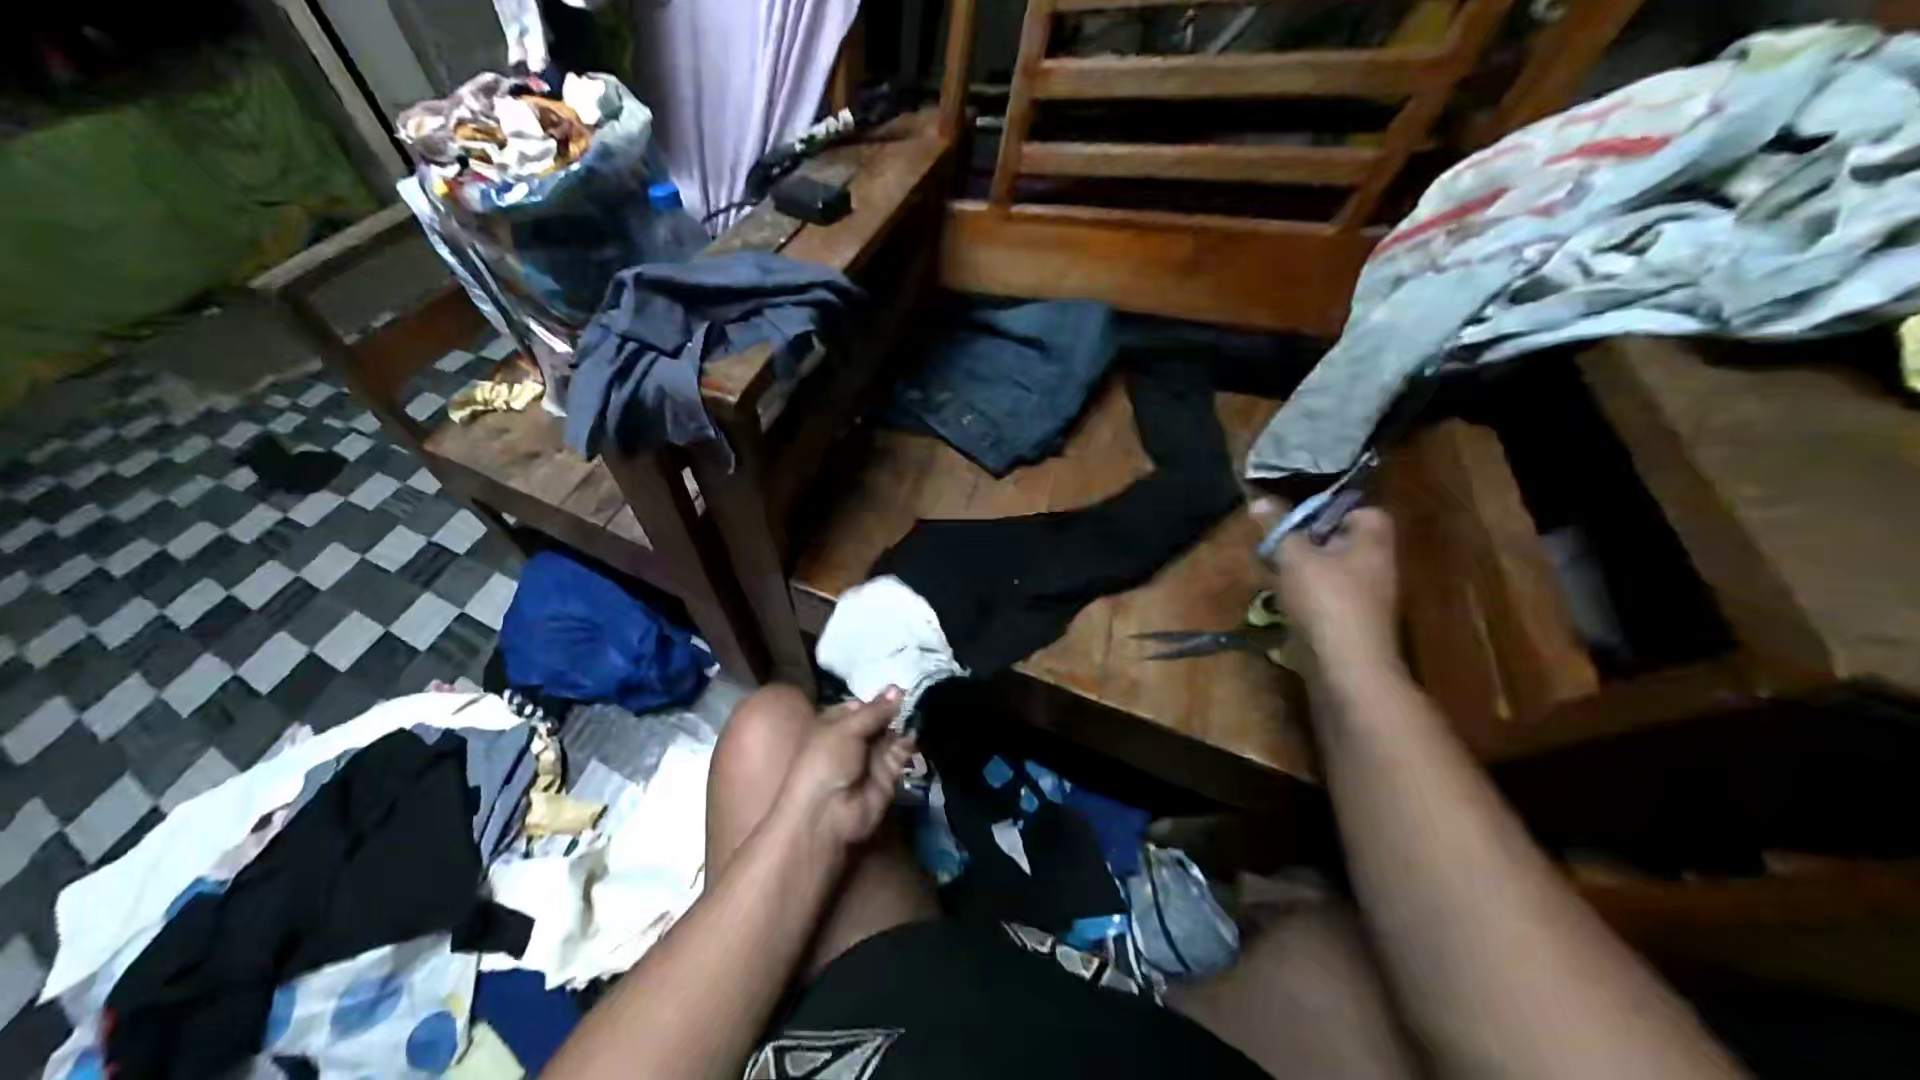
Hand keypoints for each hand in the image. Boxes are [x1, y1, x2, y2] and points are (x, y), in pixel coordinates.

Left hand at [769, 687, 916, 847]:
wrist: (827, 814)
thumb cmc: (826, 762)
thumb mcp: (846, 728)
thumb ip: (875, 710)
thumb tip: (897, 688)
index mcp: (835, 723)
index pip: (862, 705)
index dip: (879, 698)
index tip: (901, 688)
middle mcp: (854, 739)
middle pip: (880, 718)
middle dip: (897, 709)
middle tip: (917, 696)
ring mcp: (871, 757)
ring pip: (893, 734)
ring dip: (905, 723)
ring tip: (920, 710)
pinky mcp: (887, 774)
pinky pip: (900, 753)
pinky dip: (908, 743)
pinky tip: (915, 732)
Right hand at [1255, 501, 1400, 670]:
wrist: (1347, 666)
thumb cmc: (1325, 600)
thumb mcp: (1293, 556)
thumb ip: (1277, 527)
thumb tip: (1258, 499)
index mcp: (1373, 541)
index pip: (1362, 512)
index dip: (1331, 511)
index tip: (1299, 520)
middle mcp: (1379, 566)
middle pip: (1343, 543)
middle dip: (1309, 543)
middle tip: (1278, 545)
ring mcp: (1369, 598)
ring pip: (1333, 572)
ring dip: (1304, 572)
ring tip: (1275, 574)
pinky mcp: (1354, 624)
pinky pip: (1329, 599)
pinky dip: (1308, 599)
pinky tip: (1284, 604)